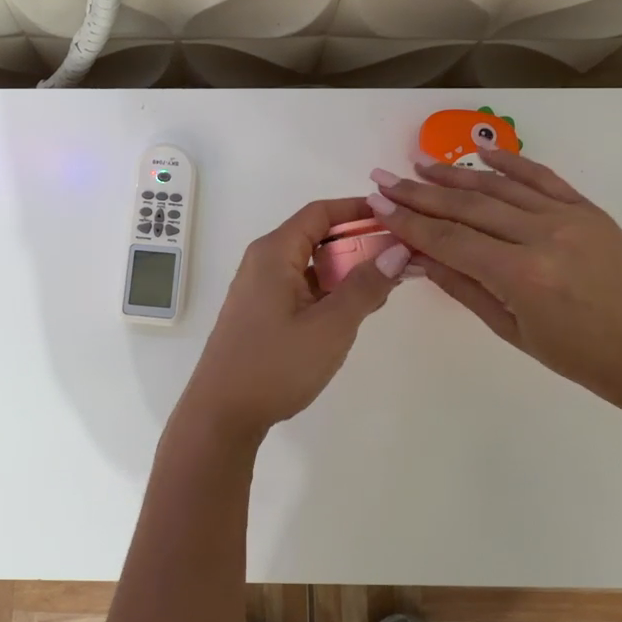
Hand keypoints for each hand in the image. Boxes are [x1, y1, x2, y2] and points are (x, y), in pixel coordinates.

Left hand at [175, 198, 407, 445]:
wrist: (222, 412)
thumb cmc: (276, 364)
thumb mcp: (330, 326)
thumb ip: (365, 287)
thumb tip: (396, 251)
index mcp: (275, 252)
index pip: (320, 212)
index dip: (357, 210)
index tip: (394, 217)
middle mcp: (264, 261)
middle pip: (316, 236)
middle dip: (358, 243)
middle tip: (399, 257)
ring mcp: (260, 287)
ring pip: (311, 264)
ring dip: (346, 270)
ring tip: (385, 285)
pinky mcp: (261, 311)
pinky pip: (302, 286)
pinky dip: (329, 290)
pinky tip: (354, 309)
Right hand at [367, 151, 621, 418]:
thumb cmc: (583, 359)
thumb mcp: (513, 331)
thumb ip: (463, 287)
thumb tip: (418, 256)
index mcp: (521, 276)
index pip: (449, 239)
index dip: (408, 221)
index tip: (377, 204)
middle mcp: (542, 237)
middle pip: (467, 207)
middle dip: (420, 192)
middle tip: (385, 178)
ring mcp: (568, 217)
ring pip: (499, 187)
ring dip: (455, 174)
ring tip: (420, 165)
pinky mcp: (589, 209)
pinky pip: (543, 177)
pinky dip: (510, 162)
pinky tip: (482, 153)